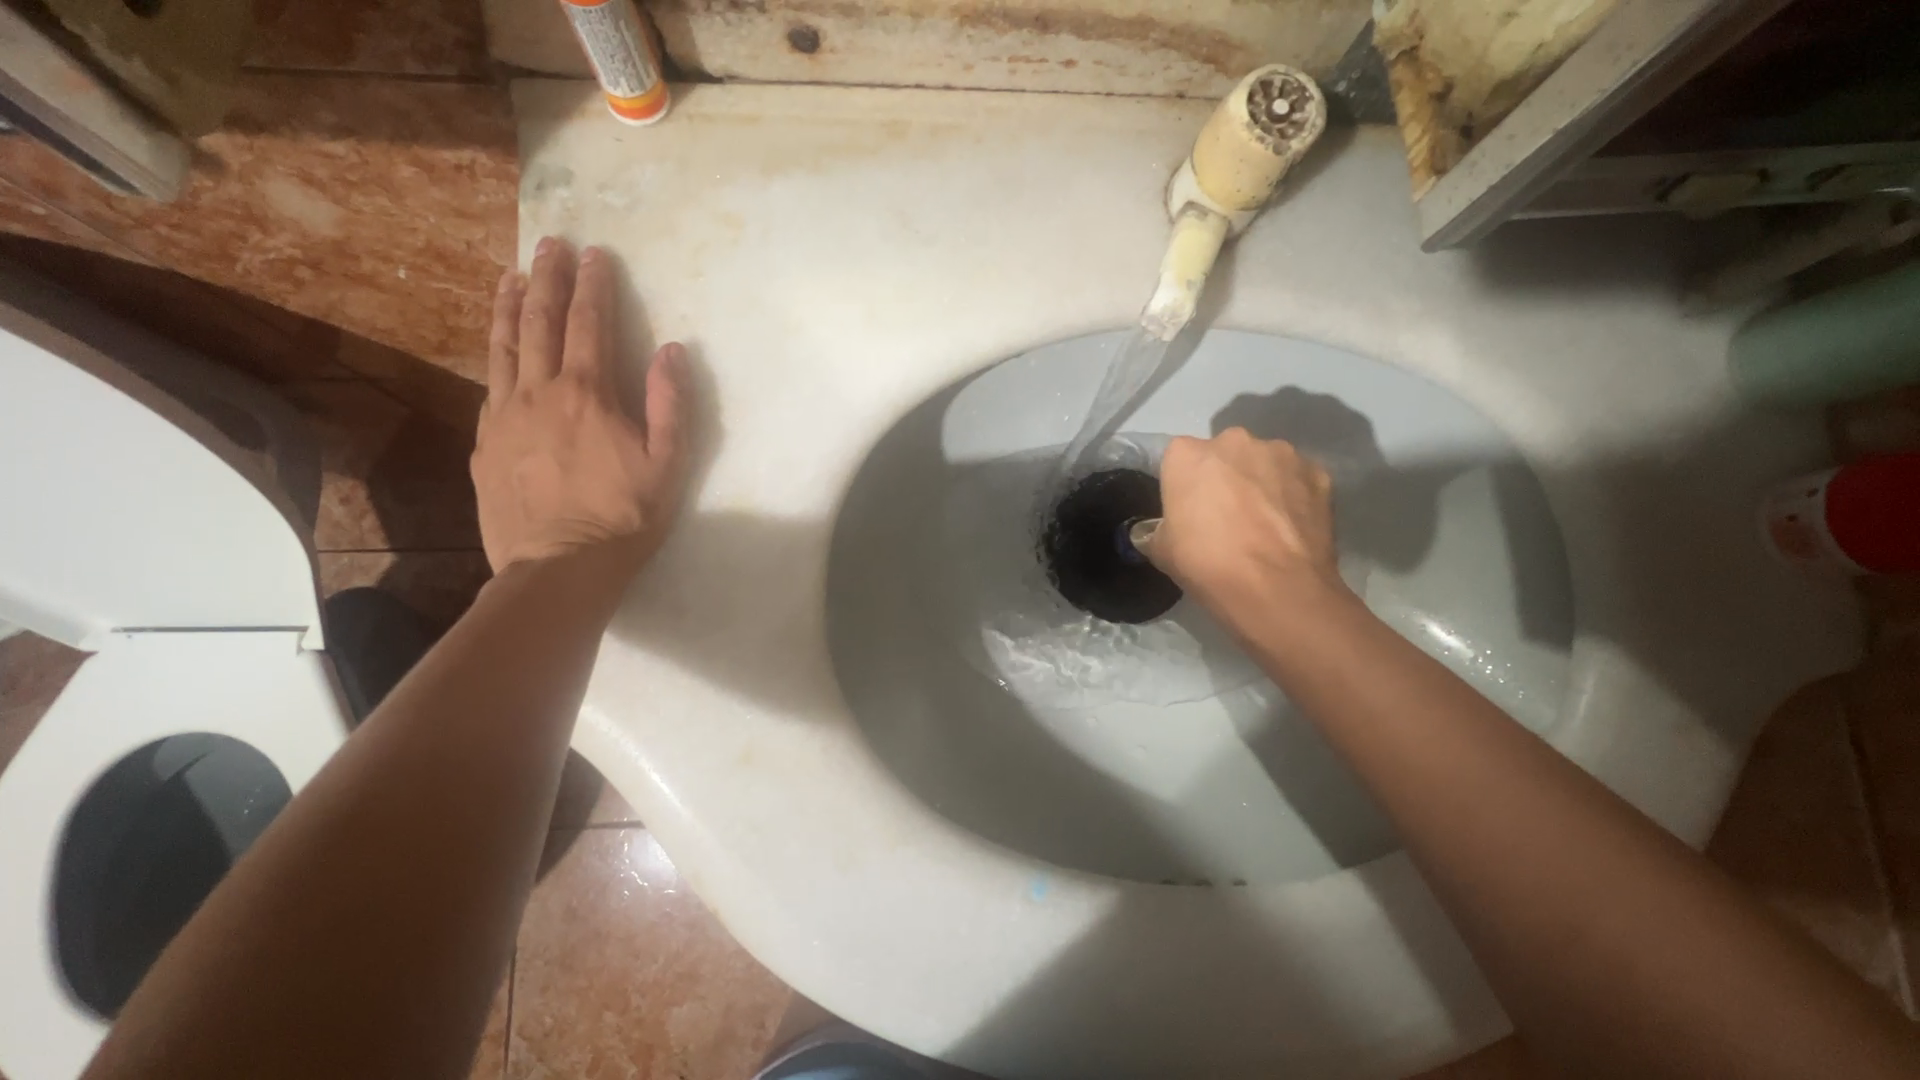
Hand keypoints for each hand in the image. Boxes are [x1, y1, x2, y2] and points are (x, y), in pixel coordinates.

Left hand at [472, 237, 689, 575]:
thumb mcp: (668, 465)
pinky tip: (498, 348)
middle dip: (547, 277)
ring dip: (508, 305)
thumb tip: (670, 350)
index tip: (594, 253)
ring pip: (503, 346)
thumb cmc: (624, 518)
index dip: (593, 285)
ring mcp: (504, 415)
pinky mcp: (484, 443)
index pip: (589, 323)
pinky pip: (489, 385)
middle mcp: (540, 391)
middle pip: (539, 321)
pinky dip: (495, 354)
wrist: (558, 568)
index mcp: (588, 393)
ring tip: (511, 275)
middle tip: (549, 244)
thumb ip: (670, 403)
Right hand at [1149, 428, 1345, 629]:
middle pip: (1224, 454)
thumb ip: (1154, 532)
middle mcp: (1234, 441)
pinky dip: (1294, 496)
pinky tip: (1291, 528)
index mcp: (1188, 454)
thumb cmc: (1207, 563)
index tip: (1189, 513)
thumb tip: (1149, 531)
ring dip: (1262, 483)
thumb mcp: (1162, 552)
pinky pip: (1298, 480)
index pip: (1179, 459)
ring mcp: (1281, 454)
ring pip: (1264, 463)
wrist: (1277, 588)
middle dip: (1225, 477)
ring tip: (1265, 524)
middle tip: (1227, 517)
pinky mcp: (1318, 473)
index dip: (1184, 487)